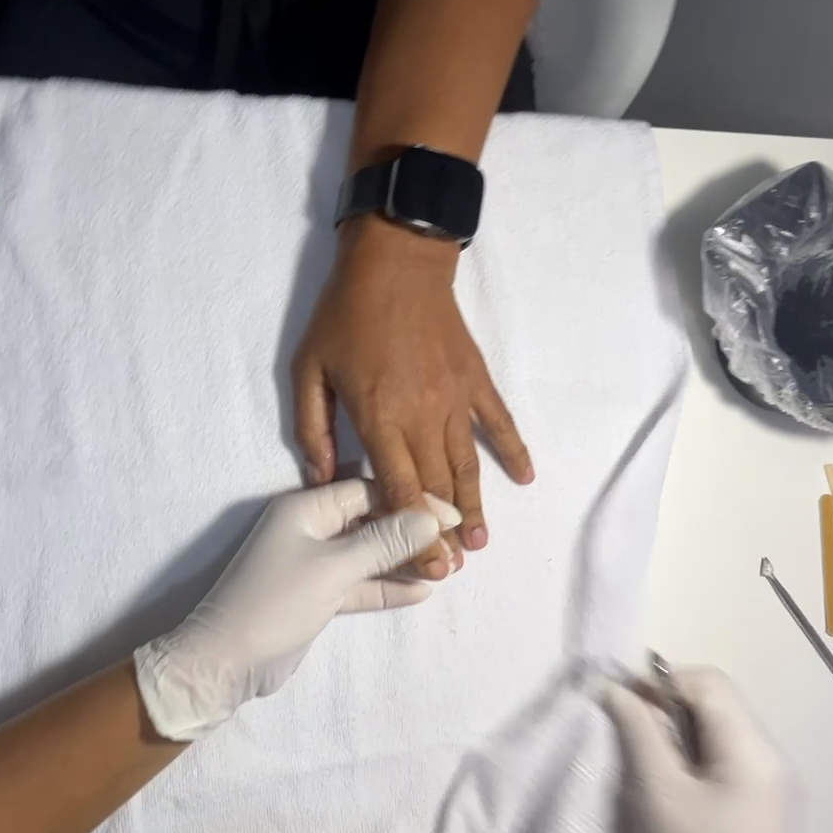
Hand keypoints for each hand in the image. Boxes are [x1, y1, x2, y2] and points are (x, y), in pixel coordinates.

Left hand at [134, 479, 458, 740]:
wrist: (227, 660)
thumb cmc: (275, 602)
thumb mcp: (332, 568)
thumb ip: (383, 543)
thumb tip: (430, 517)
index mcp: (305, 508)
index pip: (368, 490)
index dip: (410, 500)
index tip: (451, 515)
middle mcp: (311, 528)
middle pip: (372, 520)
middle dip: (412, 531)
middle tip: (457, 546)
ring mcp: (315, 564)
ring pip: (369, 554)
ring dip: (405, 560)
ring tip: (449, 568)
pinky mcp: (319, 595)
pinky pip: (360, 584)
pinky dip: (387, 586)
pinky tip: (423, 591)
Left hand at [290, 217, 533, 577]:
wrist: (395, 262)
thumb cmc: (344, 317)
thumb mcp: (309, 370)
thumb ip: (313, 430)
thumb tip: (321, 479)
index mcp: (380, 419)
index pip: (401, 493)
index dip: (413, 537)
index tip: (428, 569)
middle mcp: (423, 417)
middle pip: (438, 489)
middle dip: (445, 535)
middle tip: (452, 569)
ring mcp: (456, 400)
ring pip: (468, 465)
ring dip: (474, 507)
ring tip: (480, 543)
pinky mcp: (476, 381)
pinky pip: (498, 423)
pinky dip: (513, 452)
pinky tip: (524, 479)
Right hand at [603, 670, 809, 832]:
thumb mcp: (655, 790)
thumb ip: (637, 728)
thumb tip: (614, 683)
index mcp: (755, 750)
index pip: (706, 681)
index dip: (659, 681)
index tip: (621, 705)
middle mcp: (770, 761)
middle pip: (711, 706)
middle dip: (663, 710)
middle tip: (627, 739)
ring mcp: (767, 791)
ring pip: (710, 735)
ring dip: (670, 738)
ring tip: (642, 768)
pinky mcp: (755, 815)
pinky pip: (717, 765)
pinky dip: (684, 763)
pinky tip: (664, 792)